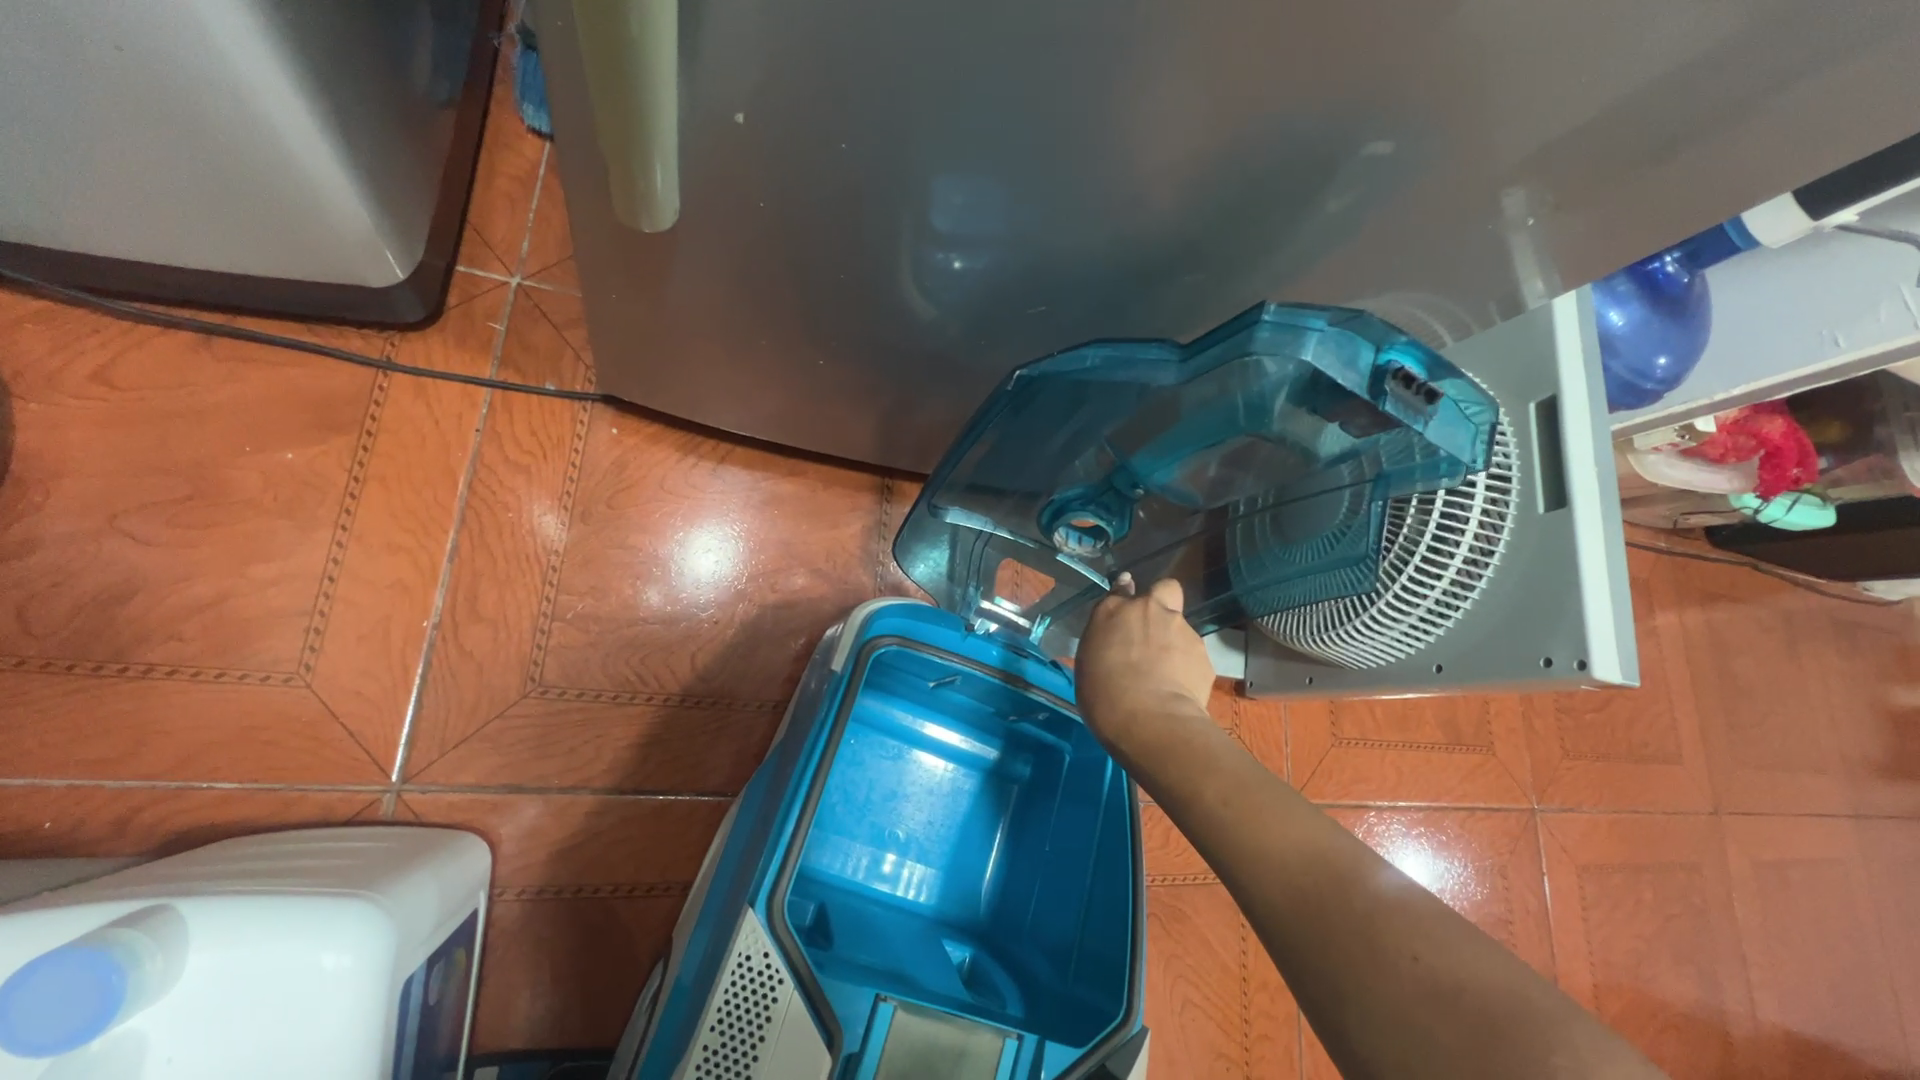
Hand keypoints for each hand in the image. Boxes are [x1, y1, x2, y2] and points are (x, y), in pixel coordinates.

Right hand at [1075, 575, 1217, 756]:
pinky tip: (1180, 689)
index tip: (1126, 610)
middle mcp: (1148, 610)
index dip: (1126, 597)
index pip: (1121, 589)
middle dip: (1163, 601)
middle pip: (1164, 588)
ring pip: (1181, 625)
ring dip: (1174, 641)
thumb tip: (1116, 640)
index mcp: (1113, 611)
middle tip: (1154, 628)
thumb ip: (1106, 640)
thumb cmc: (1103, 695)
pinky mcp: (1203, 652)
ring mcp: (1180, 628)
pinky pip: (1193, 654)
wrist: (1149, 720)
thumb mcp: (1089, 662)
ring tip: (1167, 673)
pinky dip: (1187, 666)